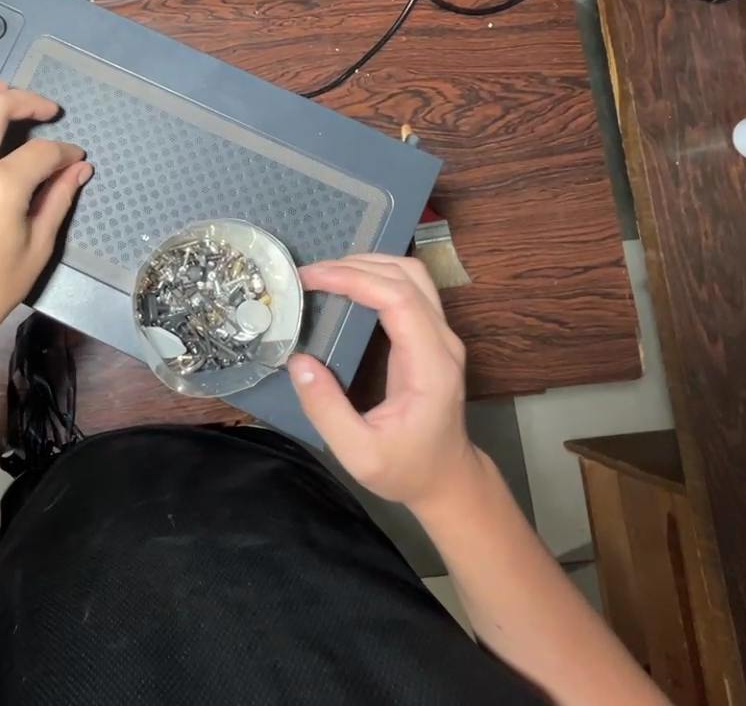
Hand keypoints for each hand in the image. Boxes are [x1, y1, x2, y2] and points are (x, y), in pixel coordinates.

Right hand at [287, 255, 478, 510]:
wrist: (448, 480)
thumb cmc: (406, 469)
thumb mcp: (359, 454)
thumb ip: (326, 409)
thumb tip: (297, 361)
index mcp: (430, 367)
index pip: (399, 299)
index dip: (354, 278)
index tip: (311, 278)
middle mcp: (443, 342)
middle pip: (407, 276)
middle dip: (355, 265)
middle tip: (310, 275)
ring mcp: (442, 336)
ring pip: (411, 275)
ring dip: (368, 264)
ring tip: (325, 275)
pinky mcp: (432, 335)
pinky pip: (409, 288)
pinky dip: (375, 276)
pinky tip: (346, 285)